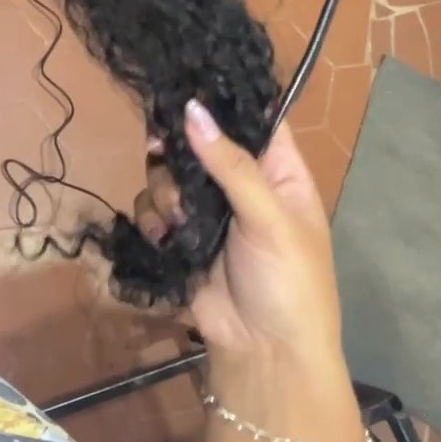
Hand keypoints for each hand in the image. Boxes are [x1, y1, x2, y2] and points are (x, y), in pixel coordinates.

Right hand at [134, 102, 342, 369]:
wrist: (263, 351)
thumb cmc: (289, 283)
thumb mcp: (270, 221)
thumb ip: (229, 164)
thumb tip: (191, 108)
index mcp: (278, 174)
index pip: (252, 120)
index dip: (220, 101)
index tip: (182, 89)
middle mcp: (239, 183)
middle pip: (195, 140)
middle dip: (175, 150)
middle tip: (160, 152)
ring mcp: (206, 208)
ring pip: (167, 172)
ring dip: (164, 193)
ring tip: (178, 222)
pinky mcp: (178, 232)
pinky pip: (151, 205)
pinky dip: (152, 218)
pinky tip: (165, 238)